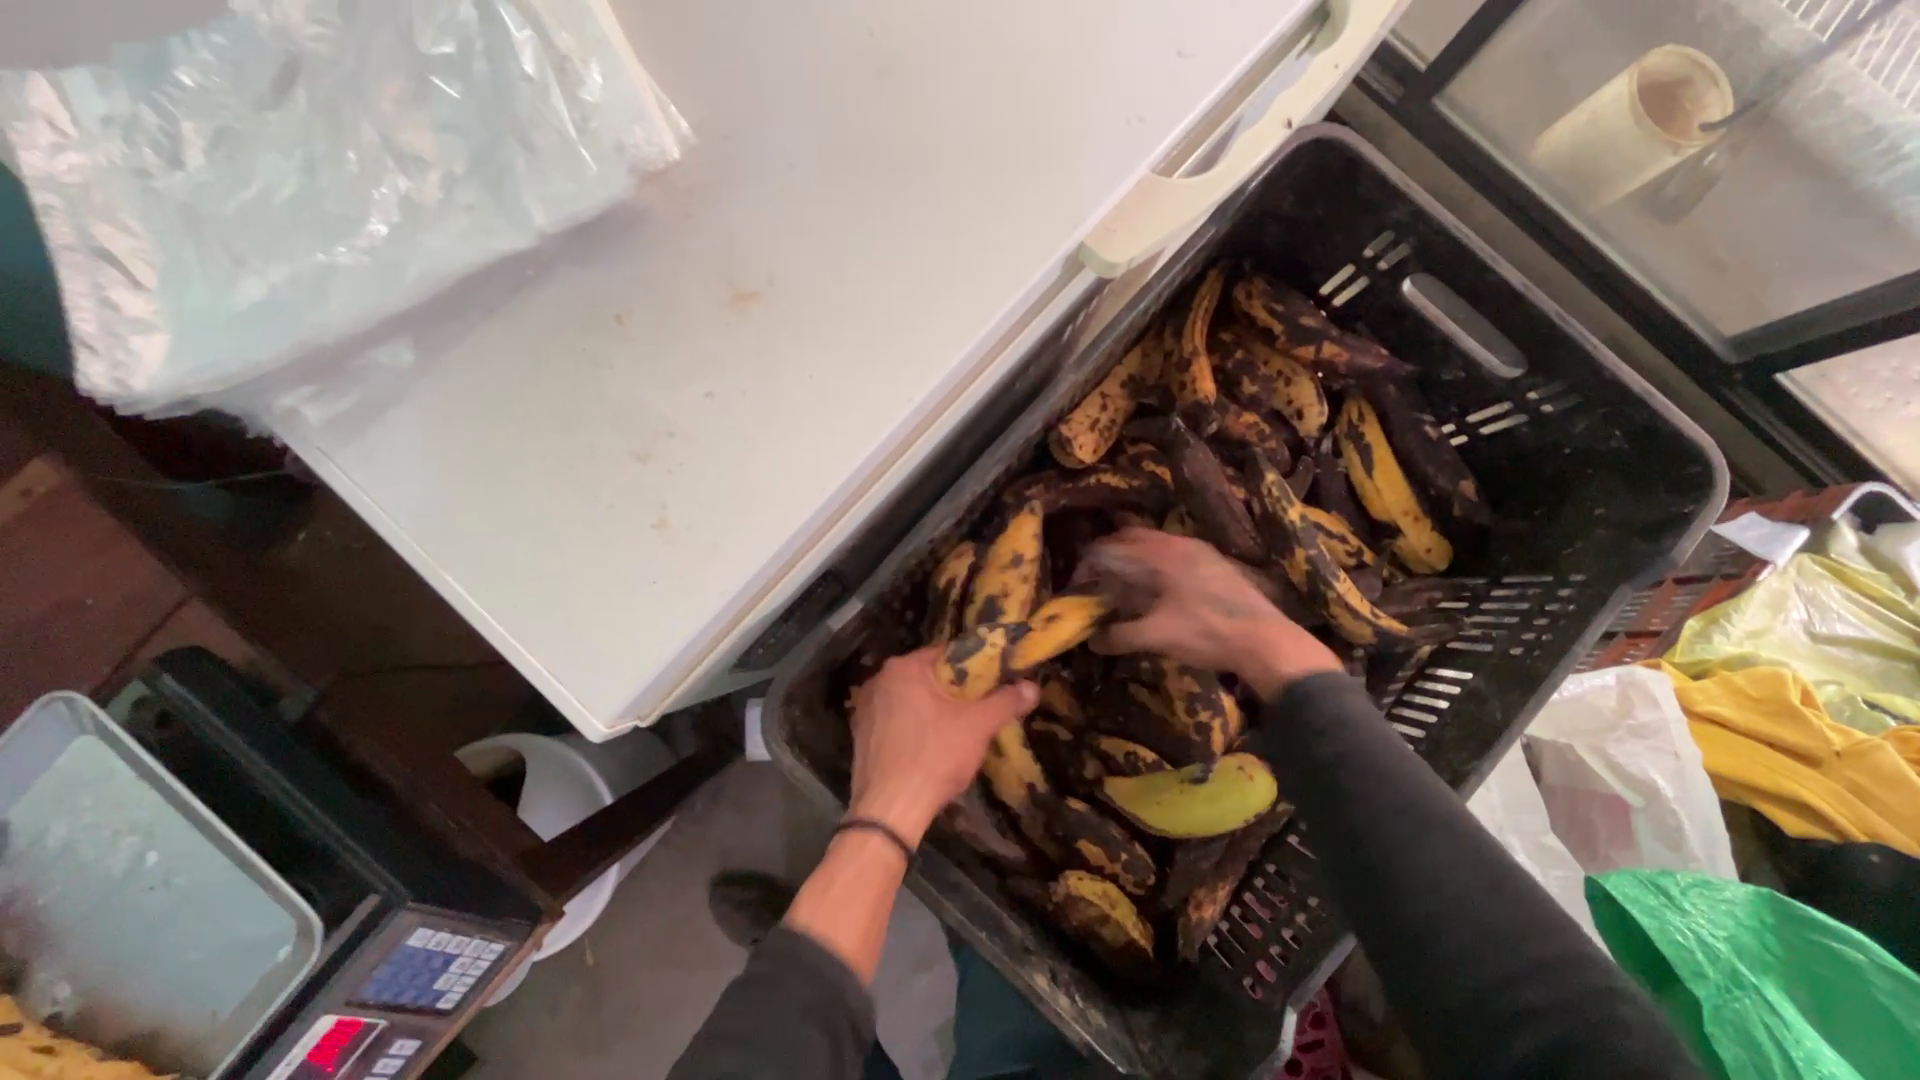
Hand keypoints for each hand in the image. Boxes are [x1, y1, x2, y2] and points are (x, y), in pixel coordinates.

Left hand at [847, 648, 1039, 846]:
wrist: (890, 809)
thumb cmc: (934, 757)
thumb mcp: (978, 726)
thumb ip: (1006, 702)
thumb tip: (1033, 687)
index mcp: (903, 668)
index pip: (947, 654)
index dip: (973, 667)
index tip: (991, 683)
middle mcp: (878, 681)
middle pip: (927, 677)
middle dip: (952, 691)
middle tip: (977, 709)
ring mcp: (865, 709)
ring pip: (909, 700)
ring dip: (930, 710)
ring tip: (956, 730)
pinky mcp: (860, 736)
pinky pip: (894, 722)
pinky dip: (911, 728)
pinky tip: (927, 748)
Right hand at [1082, 527, 1340, 697]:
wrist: (1266, 641)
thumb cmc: (1207, 633)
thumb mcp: (1156, 637)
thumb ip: (1120, 636)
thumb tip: (1092, 642)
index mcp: (1160, 553)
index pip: (1110, 546)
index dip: (1087, 565)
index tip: (1078, 588)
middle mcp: (1179, 543)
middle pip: (1131, 538)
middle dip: (1108, 558)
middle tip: (1096, 583)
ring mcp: (1200, 552)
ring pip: (1154, 546)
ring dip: (1132, 561)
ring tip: (1123, 589)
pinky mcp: (1215, 565)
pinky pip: (1172, 555)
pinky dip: (1154, 567)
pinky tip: (1156, 594)